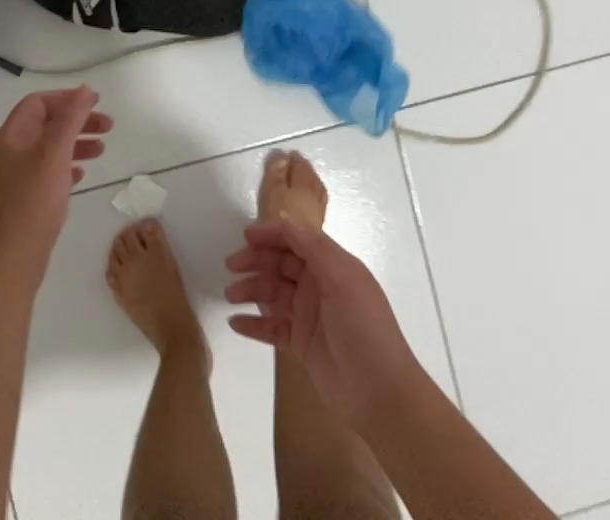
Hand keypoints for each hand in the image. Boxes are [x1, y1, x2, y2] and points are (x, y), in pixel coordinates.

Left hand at [0, 87, 110, 266]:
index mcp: (12, 137)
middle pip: (46, 124)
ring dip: (76, 143)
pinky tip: (81, 174)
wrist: (12, 257)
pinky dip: (67, 166)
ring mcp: (16, 176)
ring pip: (50, 148)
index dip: (66, 99)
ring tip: (102, 150)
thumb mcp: (54, 154)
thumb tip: (83, 89)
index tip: (95, 103)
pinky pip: (48, 171)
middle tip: (108, 126)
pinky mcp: (25, 197)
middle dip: (77, 121)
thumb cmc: (33, 202)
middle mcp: (10, 152)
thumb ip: (70, 120)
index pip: (37, 103)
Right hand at [224, 213, 427, 423]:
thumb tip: (285, 216)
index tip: (246, 237)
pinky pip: (272, 328)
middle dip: (256, 262)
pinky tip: (235, 323)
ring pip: (273, 295)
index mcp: (334, 266)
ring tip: (229, 296)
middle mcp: (320, 286)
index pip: (298, 241)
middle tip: (230, 267)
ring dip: (251, 291)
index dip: (273, 235)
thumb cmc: (364, 328)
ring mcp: (310, 316)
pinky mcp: (301, 344)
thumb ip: (313, 247)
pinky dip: (254, 324)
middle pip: (282, 265)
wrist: (379, 392)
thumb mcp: (343, 279)